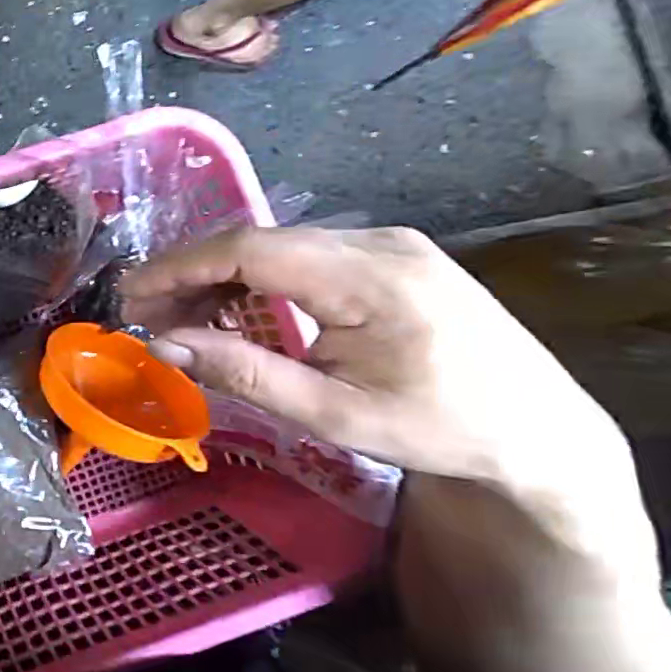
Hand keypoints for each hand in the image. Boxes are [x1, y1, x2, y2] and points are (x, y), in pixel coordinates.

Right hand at [125, 228, 670, 671]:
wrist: (539, 431)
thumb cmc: (439, 429)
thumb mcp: (334, 414)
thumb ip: (246, 373)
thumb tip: (165, 344)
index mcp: (370, 276)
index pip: (250, 250)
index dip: (180, 268)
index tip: (131, 295)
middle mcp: (377, 241)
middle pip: (258, 243)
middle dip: (192, 276)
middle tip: (145, 317)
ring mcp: (387, 244)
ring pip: (277, 248)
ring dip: (221, 280)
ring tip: (181, 320)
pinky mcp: (390, 257)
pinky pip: (304, 258)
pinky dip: (257, 283)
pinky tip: (237, 313)